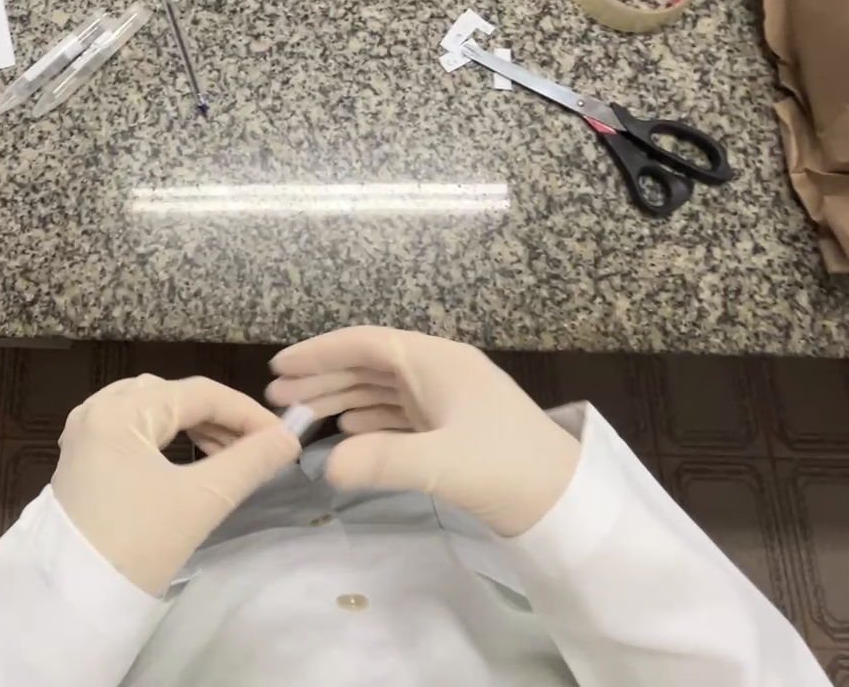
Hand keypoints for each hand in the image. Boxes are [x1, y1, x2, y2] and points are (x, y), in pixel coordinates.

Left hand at [52, 375, 301, 594]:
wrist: (70, 603)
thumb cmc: (137, 546)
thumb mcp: (200, 501)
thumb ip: (250, 462)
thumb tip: (290, 438)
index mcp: (120, 409)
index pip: (198, 393)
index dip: (247, 412)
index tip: (284, 436)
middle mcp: (99, 408)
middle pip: (175, 396)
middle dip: (221, 419)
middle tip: (260, 448)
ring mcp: (87, 431)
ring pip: (155, 410)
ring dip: (196, 426)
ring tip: (231, 453)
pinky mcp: (84, 455)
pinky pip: (136, 428)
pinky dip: (168, 436)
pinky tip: (192, 455)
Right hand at [266, 325, 580, 537]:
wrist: (571, 505)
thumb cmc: (508, 470)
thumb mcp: (443, 465)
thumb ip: (382, 460)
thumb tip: (324, 466)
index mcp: (436, 360)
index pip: (365, 344)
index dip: (319, 352)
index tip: (280, 367)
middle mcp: (437, 370)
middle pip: (367, 364)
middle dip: (322, 377)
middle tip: (278, 397)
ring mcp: (445, 397)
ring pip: (379, 388)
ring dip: (339, 398)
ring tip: (298, 413)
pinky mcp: (451, 424)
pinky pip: (396, 411)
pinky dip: (366, 418)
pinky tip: (345, 430)